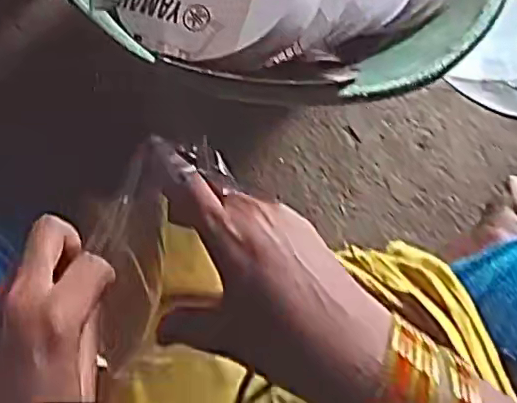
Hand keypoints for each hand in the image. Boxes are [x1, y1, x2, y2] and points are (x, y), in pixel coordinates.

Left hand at [0, 215, 115, 402]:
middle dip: (69, 242)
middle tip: (78, 273)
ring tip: (55, 308)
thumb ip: (88, 339)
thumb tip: (91, 306)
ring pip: (24, 255)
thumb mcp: (81, 392)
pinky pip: (6, 283)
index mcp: (53, 318)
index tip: (106, 286)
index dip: (105, 273)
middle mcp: (19, 297)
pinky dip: (23, 291)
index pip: (90, 263)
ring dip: (43, 269)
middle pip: (47, 229)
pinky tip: (31, 327)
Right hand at [153, 141, 392, 402]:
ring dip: (218, 205)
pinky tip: (248, 247)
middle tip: (175, 210)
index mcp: (228, 232)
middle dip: (189, 192)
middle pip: (209, 185)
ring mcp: (280, 216)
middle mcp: (253, 213)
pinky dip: (245, 217)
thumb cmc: (298, 347)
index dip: (165, 168)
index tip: (151, 160)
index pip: (186, 182)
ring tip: (210, 232)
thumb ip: (189, 324)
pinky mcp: (302, 225)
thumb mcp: (231, 336)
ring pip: (236, 195)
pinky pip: (261, 208)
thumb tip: (163, 325)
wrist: (365, 355)